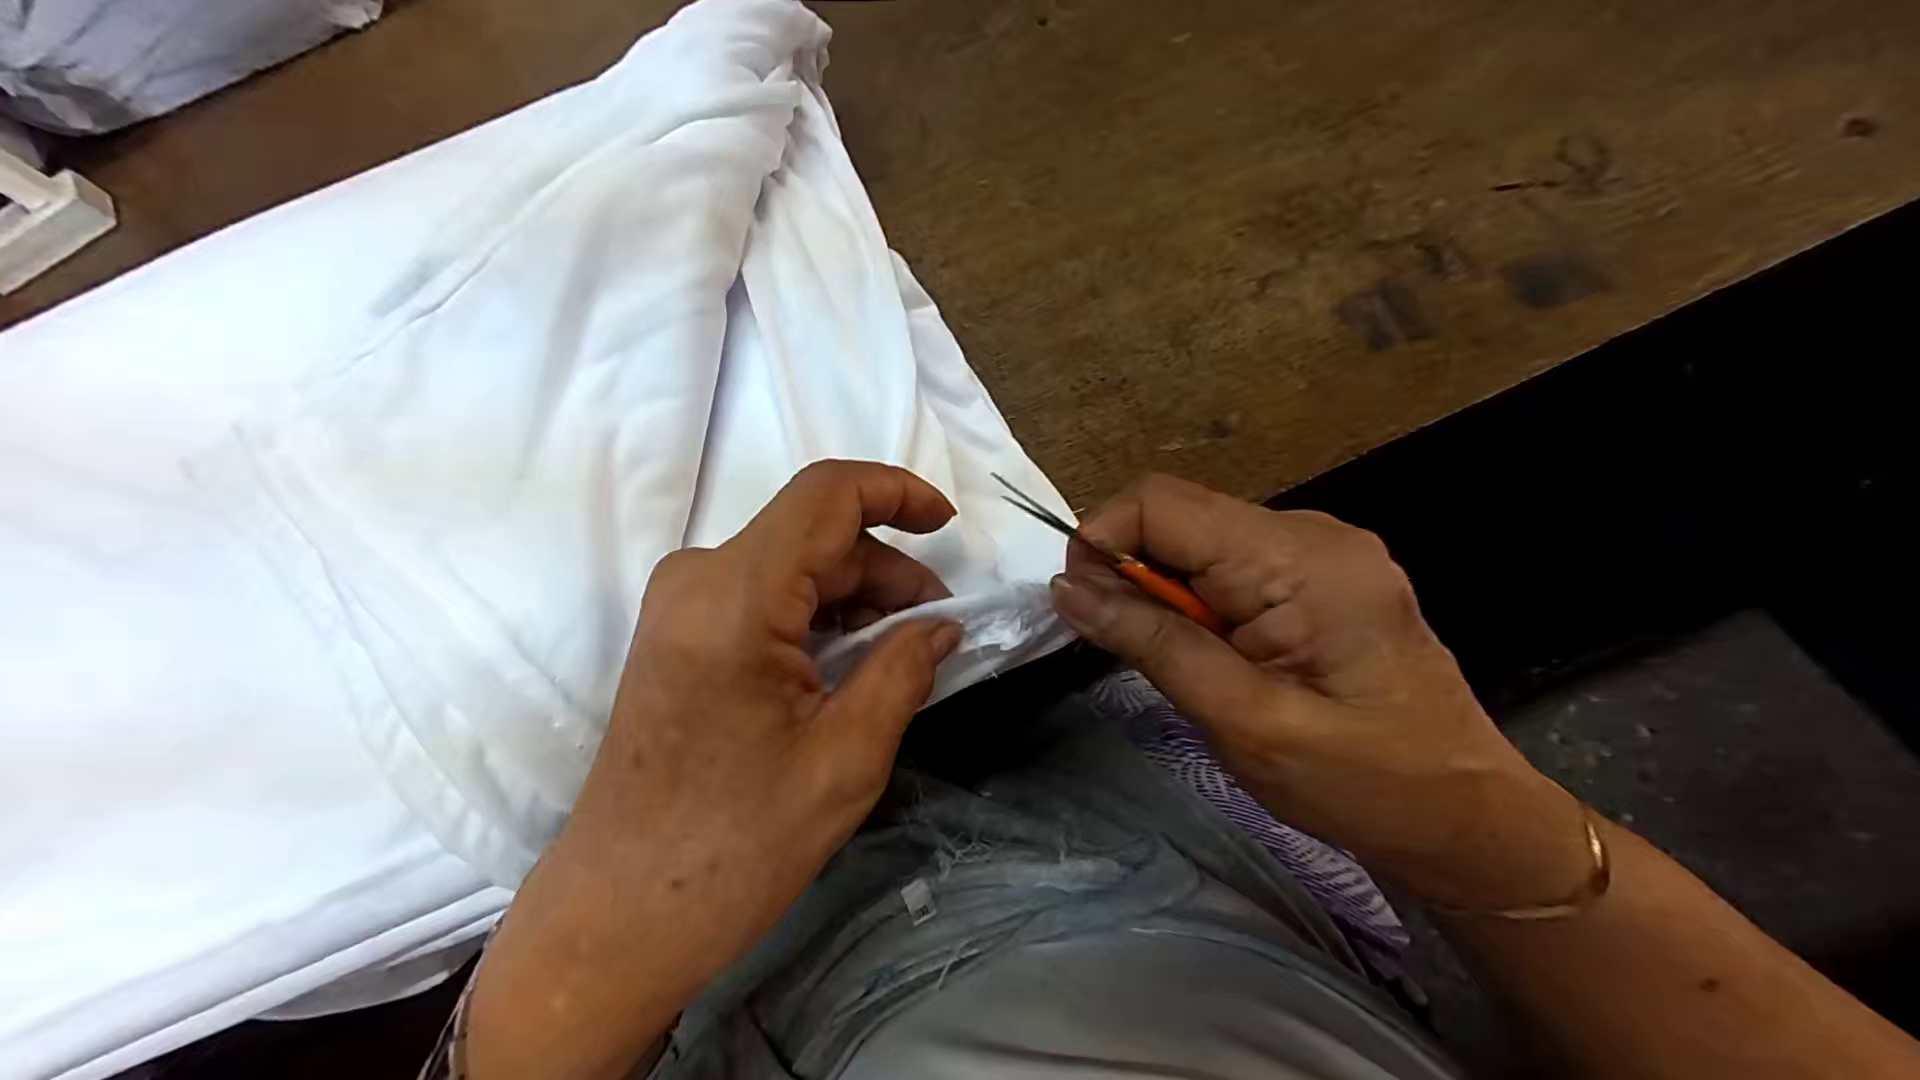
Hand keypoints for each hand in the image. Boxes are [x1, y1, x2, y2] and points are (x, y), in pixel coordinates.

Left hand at [470, 461, 960, 1079]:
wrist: (617, 917)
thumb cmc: (735, 846)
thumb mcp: (846, 758)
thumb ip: (904, 670)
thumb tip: (943, 625)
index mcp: (734, 598)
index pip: (826, 495)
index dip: (895, 491)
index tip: (947, 522)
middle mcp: (698, 580)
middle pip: (816, 536)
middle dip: (888, 570)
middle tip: (939, 626)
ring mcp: (681, 606)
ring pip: (794, 566)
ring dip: (857, 597)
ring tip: (904, 654)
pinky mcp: (680, 635)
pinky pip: (766, 596)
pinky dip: (821, 616)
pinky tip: (855, 662)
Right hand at [1050, 473, 1591, 910]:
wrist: (1466, 817)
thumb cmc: (1362, 783)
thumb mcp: (1241, 720)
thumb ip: (1153, 643)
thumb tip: (1066, 589)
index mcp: (1298, 559)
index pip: (1161, 501)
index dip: (1101, 538)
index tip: (1083, 604)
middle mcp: (1309, 532)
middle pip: (1176, 515)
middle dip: (1130, 570)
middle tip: (1128, 644)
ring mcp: (1317, 548)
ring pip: (1195, 539)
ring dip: (1162, 590)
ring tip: (1182, 659)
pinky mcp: (1316, 571)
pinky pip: (1225, 561)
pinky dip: (1194, 598)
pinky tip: (1214, 650)